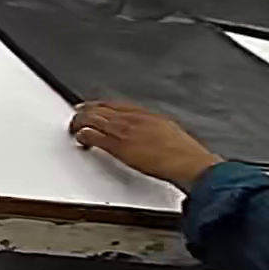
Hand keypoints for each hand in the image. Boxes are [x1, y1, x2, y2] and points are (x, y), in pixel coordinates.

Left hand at [69, 101, 220, 188]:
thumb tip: (142, 130)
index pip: (114, 104)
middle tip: (76, 118)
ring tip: (76, 129)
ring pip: (89, 118)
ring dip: (78, 123)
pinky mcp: (115, 144)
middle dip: (84, 112)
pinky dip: (82, 136)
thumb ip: (151, 126)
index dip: (98, 105)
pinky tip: (82, 141)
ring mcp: (122, 130)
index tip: (89, 107)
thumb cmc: (187, 154)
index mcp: (147, 115)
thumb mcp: (170, 130)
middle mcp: (132, 119)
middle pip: (97, 108)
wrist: (192, 165)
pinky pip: (90, 135)